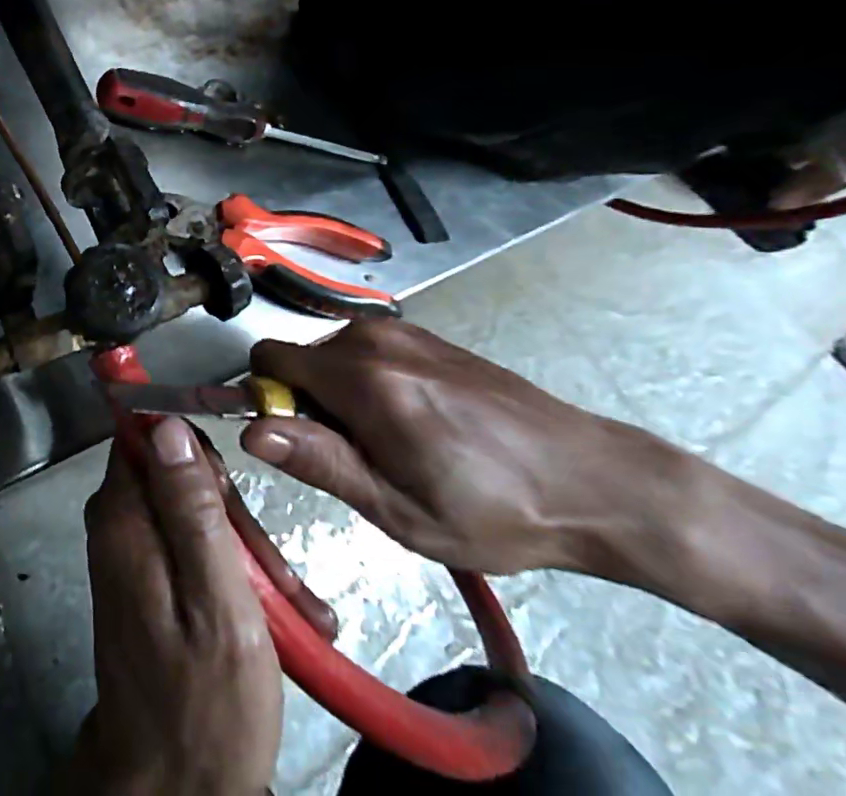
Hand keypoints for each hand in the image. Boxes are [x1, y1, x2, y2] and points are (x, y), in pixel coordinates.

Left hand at [66, 417, 281, 795]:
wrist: (170, 782)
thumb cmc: (203, 699)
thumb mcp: (216, 599)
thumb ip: (192, 509)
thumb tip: (166, 425)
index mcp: (123, 520)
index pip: (146, 438)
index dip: (197, 454)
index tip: (234, 497)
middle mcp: (117, 527)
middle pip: (177, 479)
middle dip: (233, 516)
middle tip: (281, 576)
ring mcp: (132, 556)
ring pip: (195, 518)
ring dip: (248, 554)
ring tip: (298, 608)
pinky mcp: (149, 583)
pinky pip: (194, 552)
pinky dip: (236, 576)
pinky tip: (284, 615)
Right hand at [242, 320, 691, 577]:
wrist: (596, 482)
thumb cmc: (493, 512)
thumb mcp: (397, 508)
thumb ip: (319, 461)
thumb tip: (250, 431)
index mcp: (364, 379)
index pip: (267, 360)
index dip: (265, 400)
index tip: (298, 443)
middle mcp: (377, 341)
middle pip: (297, 360)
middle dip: (304, 404)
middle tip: (355, 458)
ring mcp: (406, 334)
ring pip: (328, 357)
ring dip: (335, 397)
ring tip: (387, 445)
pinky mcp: (427, 338)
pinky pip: (362, 353)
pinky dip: (363, 385)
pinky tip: (412, 424)